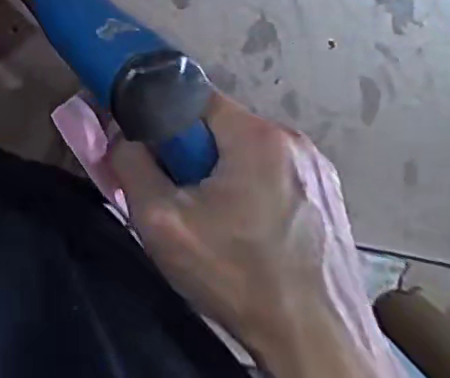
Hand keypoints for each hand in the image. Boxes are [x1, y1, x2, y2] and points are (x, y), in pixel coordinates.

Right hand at [108, 96, 392, 377]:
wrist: (320, 352)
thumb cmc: (239, 280)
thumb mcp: (162, 221)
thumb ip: (129, 164)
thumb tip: (117, 133)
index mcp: (258, 134)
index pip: (192, 96)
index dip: (162, 120)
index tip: (151, 154)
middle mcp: (294, 140)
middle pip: (219, 127)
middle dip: (191, 154)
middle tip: (180, 197)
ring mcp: (318, 171)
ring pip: (246, 153)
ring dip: (222, 174)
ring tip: (214, 222)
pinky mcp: (331, 200)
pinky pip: (274, 176)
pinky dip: (253, 193)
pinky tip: (249, 236)